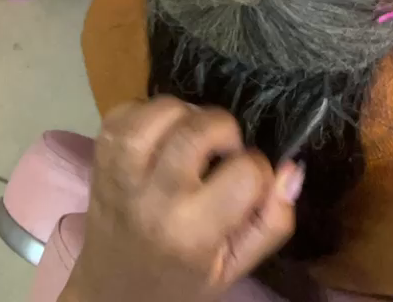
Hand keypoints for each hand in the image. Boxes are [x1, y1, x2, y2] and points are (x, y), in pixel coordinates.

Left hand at [61, 97, 301, 301]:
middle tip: (223, 152)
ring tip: (191, 139)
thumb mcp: (234, 267)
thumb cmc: (181, 280)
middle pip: (198, 130)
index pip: (245, 174)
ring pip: (163, 109)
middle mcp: (152, 198)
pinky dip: (151, 111)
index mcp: (190, 233)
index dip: (258, 171)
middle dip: (224, 129)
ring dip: (187, 114)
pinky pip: (130, 108)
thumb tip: (292, 169)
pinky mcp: (100, 152)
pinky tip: (161, 136)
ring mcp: (120, 171)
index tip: (249, 183)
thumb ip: (271, 221)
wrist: (111, 292)